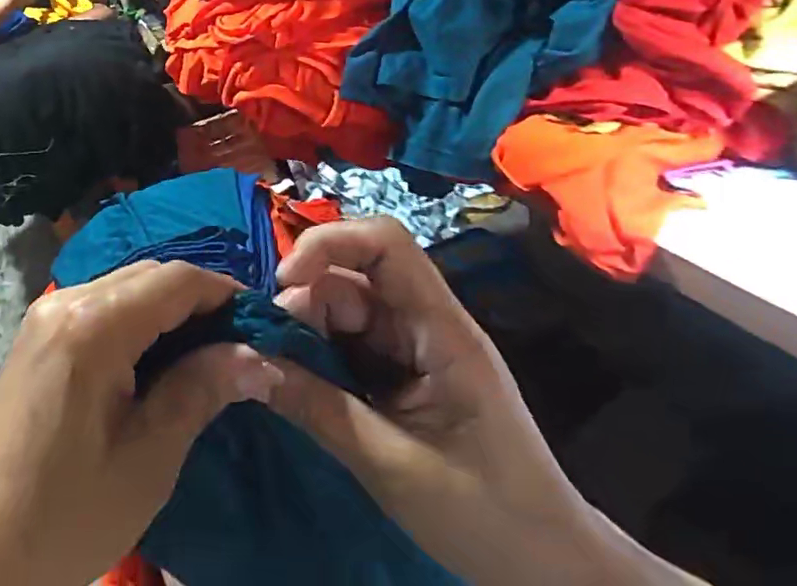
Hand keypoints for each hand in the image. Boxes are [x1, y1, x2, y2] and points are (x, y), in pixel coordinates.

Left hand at [0, 261, 282, 585]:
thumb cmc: (70, 513)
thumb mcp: (148, 457)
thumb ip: (200, 390)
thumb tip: (259, 357)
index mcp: (92, 326)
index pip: (175, 280)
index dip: (223, 292)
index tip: (260, 322)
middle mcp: (65, 301)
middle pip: (150, 274)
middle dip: (199, 297)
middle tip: (239, 339)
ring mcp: (46, 313)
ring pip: (127, 284)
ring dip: (169, 304)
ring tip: (205, 347)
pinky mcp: (39, 332)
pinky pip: (103, 302)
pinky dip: (139, 315)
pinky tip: (157, 352)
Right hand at [267, 218, 692, 584]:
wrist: (547, 566)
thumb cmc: (486, 515)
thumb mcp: (392, 465)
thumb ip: (319, 409)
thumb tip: (249, 364)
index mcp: (441, 328)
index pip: (386, 244)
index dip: (330, 243)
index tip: (284, 281)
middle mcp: (425, 323)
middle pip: (355, 277)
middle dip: (306, 300)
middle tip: (270, 350)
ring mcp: (414, 347)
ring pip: (346, 310)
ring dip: (308, 331)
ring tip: (281, 372)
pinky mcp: (403, 372)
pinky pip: (350, 343)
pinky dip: (320, 355)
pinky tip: (299, 381)